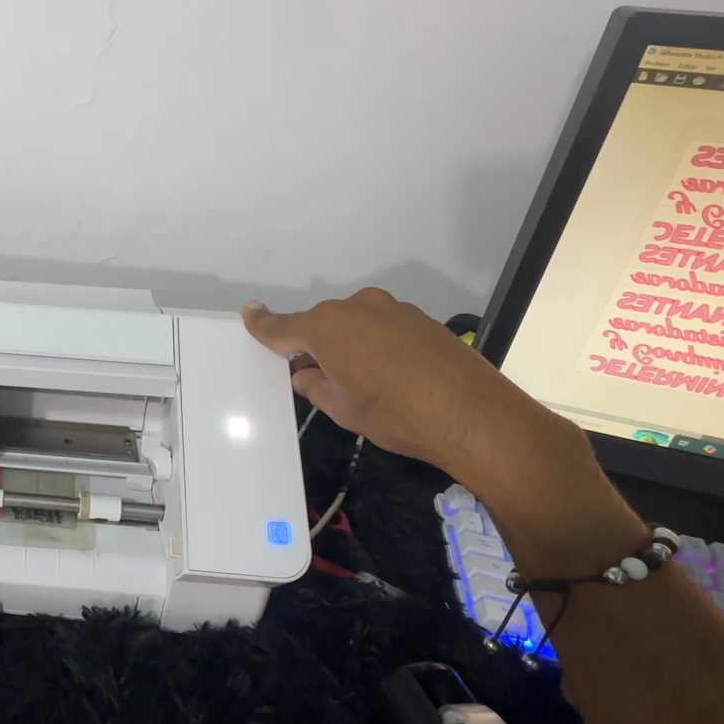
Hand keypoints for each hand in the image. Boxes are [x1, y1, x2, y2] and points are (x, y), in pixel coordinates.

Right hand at [242, 288, 585, 489]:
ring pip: (355, 324)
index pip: (282, 326)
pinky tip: (394, 374)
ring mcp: (391, 309)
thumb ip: (313, 383)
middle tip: (318, 377)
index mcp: (325, 327)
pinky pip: (383, 327)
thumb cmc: (394, 414)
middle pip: (321, 324)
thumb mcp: (340, 408)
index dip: (262, 324)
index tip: (250, 314)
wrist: (474, 415)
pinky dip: (378, 344)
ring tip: (364, 380)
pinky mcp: (420, 318)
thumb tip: (308, 371)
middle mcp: (355, 307)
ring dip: (349, 344)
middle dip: (315, 346)